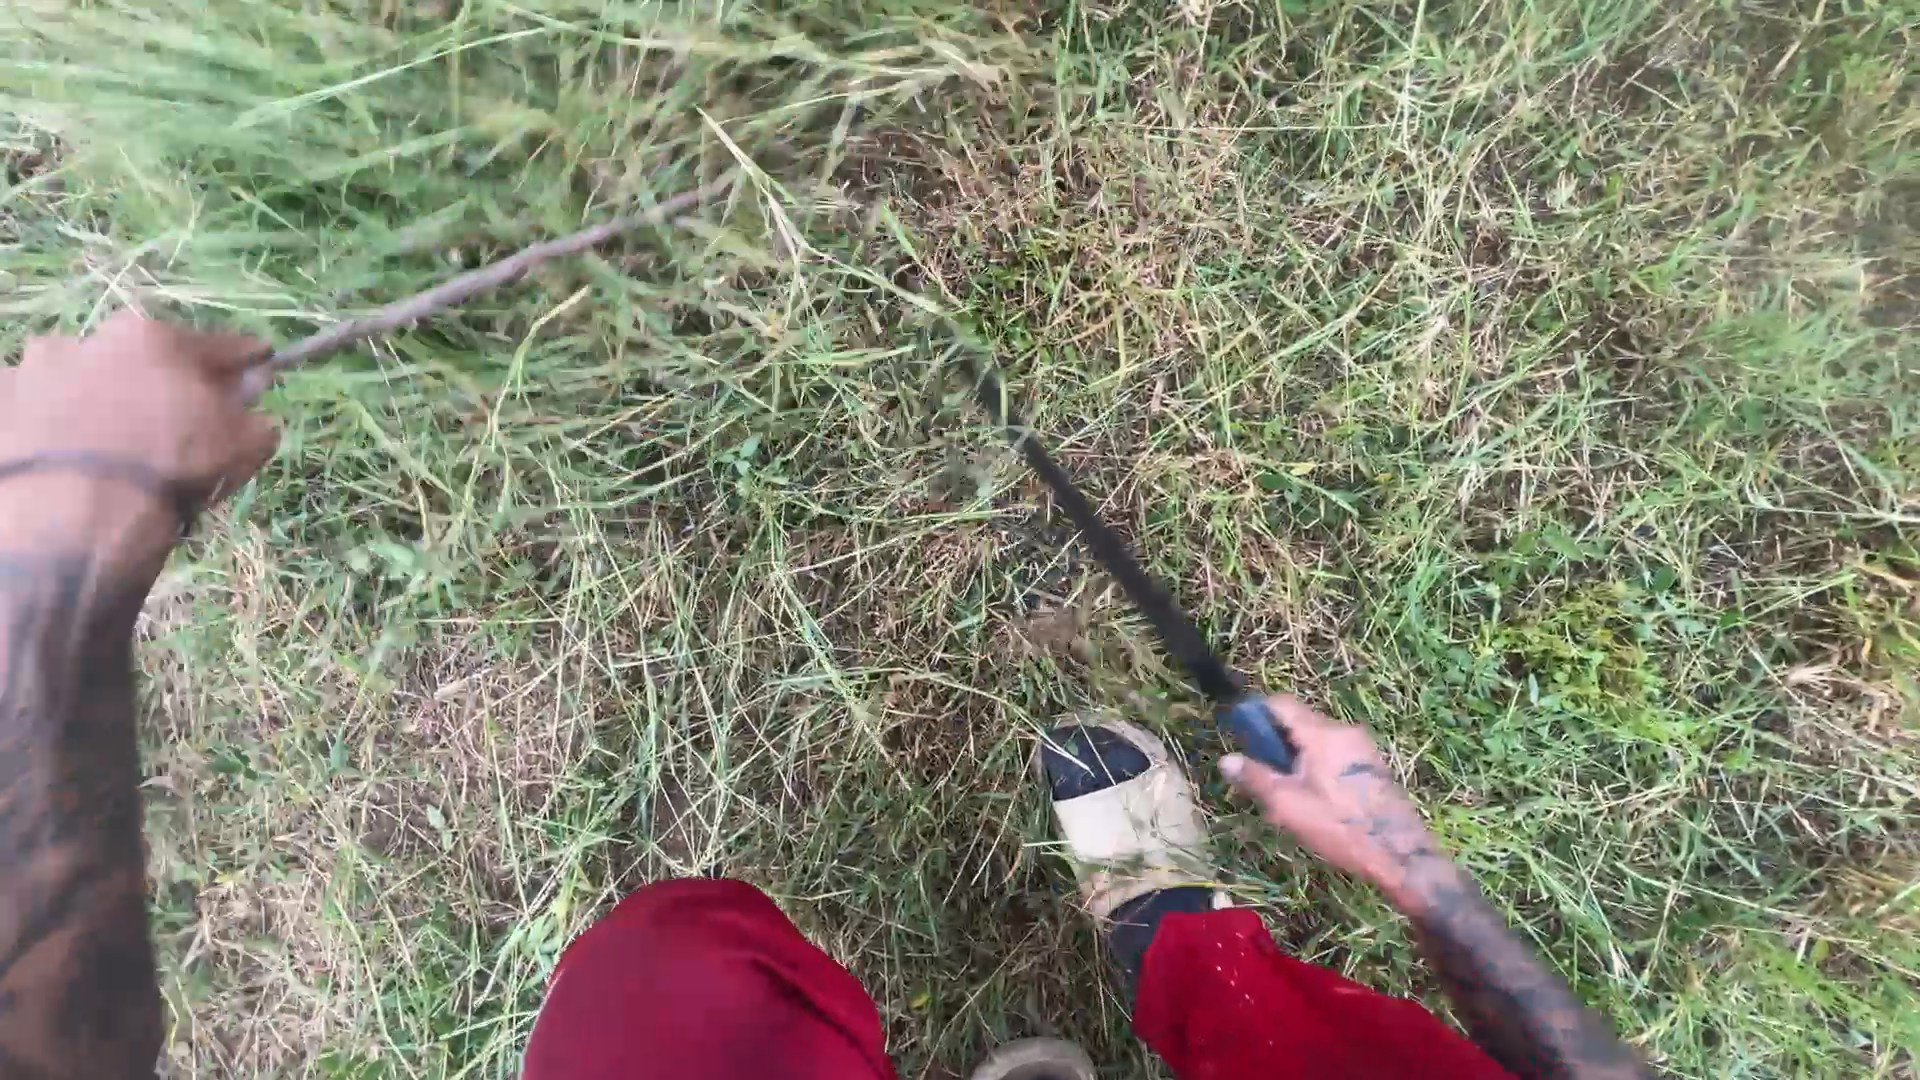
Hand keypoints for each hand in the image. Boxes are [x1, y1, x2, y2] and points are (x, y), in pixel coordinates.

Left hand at [0, 310, 277, 567]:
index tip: (260, 372)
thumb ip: (254, 409)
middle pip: (146, 358)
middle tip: (190, 414)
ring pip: (92, 378)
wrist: (82, 508)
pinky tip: (86, 449)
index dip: (246, 363)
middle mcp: (87, 338)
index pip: (221, 345)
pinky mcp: (2, 401)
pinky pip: (47, 405)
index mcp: (154, 337)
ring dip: (113, 396)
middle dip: (169, 379)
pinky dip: (68, 419)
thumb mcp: (249, 439)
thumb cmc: (179, 462)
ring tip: (130, 437)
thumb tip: (248, 402)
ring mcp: (32, 368)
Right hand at [1220, 695, 1448, 912]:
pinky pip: (1336, 754)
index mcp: (1321, 735)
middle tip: (1267, 776)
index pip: (1281, 704)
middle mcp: (1344, 732)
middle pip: (1299, 722)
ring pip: (1317, 740)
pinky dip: (1319, 766)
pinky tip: (1318, 801)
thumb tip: (1226, 760)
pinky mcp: (1374, 767)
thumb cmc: (1341, 828)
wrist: (1403, 858)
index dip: (1257, 714)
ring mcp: (1363, 748)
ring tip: (1291, 794)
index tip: (1244, 736)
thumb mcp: (1288, 805)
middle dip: (1277, 743)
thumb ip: (1255, 778)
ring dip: (1298, 758)